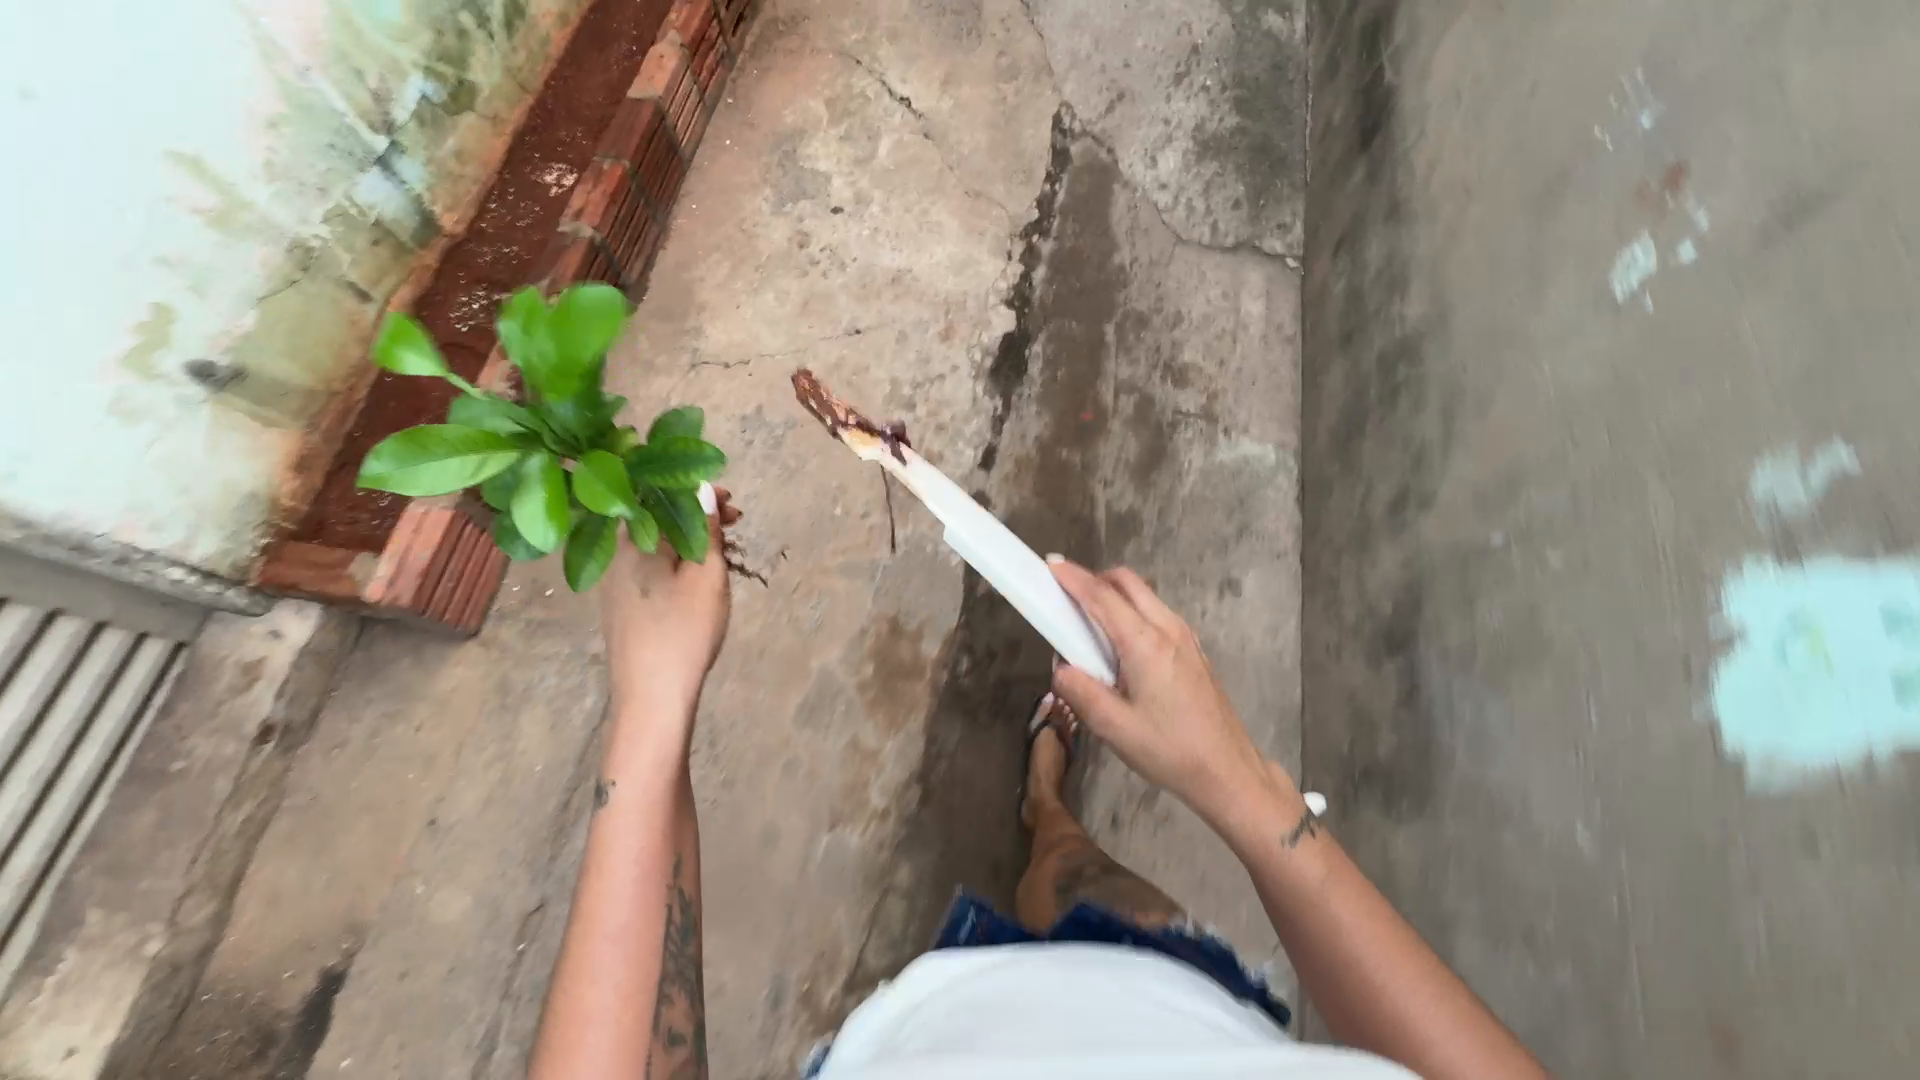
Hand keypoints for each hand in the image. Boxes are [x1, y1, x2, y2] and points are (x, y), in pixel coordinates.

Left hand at [601, 488, 739, 720]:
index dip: (695, 488)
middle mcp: (613, 552)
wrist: (651, 696)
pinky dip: (675, 556)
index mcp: (630, 538)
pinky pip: (648, 562)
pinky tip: (698, 570)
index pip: (658, 492)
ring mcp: (613, 578)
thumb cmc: (683, 631)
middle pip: (655, 515)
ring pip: (654, 540)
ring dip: (688, 535)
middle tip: (735, 521)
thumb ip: (705, 527)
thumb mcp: (706, 574)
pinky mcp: (620, 600)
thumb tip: (702, 487)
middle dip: (695, 511)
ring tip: (723, 547)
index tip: (730, 501)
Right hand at [1048, 559, 1299, 830]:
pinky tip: (1118, 645)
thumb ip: (1080, 691)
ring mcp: (1185, 637)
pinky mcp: (1192, 650)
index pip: (1102, 596)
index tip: (1049, 564)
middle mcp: (1168, 629)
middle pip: (1127, 582)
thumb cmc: (1169, 750)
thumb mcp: (1113, 728)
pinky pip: (1155, 613)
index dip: (1072, 578)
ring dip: (1113, 595)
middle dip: (1093, 578)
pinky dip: (1131, 610)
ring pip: (1144, 595)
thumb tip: (1060, 667)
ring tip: (1087, 623)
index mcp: (1145, 643)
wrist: (1227, 771)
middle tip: (1064, 596)